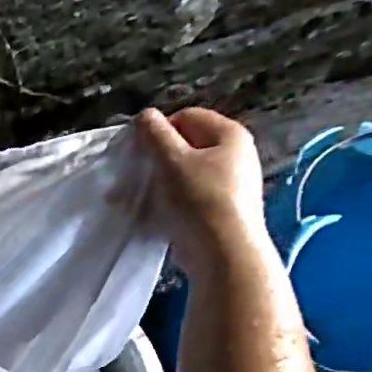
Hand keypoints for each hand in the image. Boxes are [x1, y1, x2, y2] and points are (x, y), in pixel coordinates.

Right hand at [136, 107, 269, 275]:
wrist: (224, 255)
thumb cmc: (199, 201)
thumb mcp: (172, 162)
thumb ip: (155, 135)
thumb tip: (145, 116)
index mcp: (230, 135)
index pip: (186, 117)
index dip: (159, 132)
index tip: (138, 153)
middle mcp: (236, 155)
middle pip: (187, 146)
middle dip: (156, 161)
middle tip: (134, 178)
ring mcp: (231, 184)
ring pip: (186, 174)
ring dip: (160, 184)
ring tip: (140, 201)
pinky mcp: (222, 211)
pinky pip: (191, 197)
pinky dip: (172, 203)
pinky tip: (158, 216)